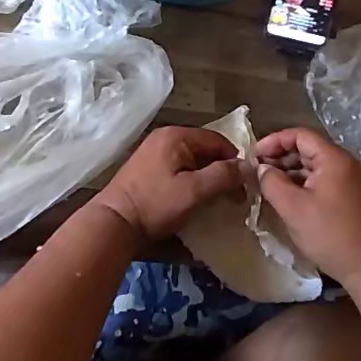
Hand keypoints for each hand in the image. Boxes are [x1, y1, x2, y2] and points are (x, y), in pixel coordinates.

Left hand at [94, 126, 246, 242]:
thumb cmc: (155, 204)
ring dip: (207, 177)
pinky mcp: (147, 168)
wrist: (113, 225)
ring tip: (216, 199)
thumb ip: (223, 175)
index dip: (235, 161)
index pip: (218, 141)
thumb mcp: (194, 191)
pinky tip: (195, 198)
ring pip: (193, 160)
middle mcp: (164, 137)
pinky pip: (179, 168)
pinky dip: (192, 180)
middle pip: (205, 150)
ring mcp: (153, 151)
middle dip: (222, 170)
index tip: (244, 184)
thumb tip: (248, 166)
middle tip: (232, 195)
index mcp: (176, 136)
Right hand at [255, 128, 360, 285]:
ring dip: (290, 170)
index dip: (274, 141)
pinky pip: (322, 178)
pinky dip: (303, 182)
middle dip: (280, 156)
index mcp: (334, 158)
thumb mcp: (293, 208)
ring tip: (267, 183)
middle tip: (257, 170)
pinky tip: (286, 195)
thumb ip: (272, 183)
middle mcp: (345, 162)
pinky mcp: (350, 194)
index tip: (253, 156)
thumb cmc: (329, 234)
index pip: (300, 135)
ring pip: (314, 164)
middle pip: (308, 147)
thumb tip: (261, 168)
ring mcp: (350, 178)